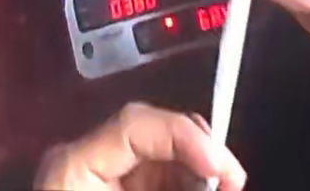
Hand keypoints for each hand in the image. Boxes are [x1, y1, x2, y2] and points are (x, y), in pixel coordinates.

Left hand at [33, 103, 246, 190]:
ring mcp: (101, 180)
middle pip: (149, 137)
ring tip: (225, 188)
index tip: (225, 170)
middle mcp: (86, 161)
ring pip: (158, 160)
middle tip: (234, 183)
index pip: (133, 126)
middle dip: (196, 155)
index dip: (181, 135)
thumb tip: (219, 184)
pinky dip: (183, 188)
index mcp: (75, 166)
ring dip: (195, 176)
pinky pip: (156, 183)